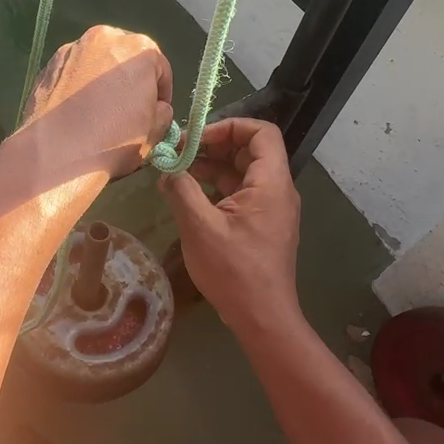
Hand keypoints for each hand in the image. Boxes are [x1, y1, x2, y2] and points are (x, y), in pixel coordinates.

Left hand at [18, 26, 172, 180]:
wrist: (55, 155)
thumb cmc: (113, 141)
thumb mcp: (155, 131)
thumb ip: (162, 110)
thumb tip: (155, 107)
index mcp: (138, 48)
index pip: (160, 69)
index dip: (161, 94)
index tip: (155, 114)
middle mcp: (103, 38)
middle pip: (125, 59)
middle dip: (128, 81)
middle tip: (126, 111)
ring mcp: (69, 50)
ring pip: (95, 64)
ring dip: (101, 81)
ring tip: (98, 112)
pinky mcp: (45, 67)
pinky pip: (71, 75)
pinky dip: (77, 88)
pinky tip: (75, 113)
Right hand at [157, 118, 304, 339]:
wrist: (262, 318)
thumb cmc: (234, 271)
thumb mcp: (199, 227)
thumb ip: (181, 190)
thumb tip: (167, 171)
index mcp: (270, 184)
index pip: (260, 132)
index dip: (228, 126)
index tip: (195, 138)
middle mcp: (276, 191)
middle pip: (249, 150)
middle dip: (213, 146)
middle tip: (178, 154)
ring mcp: (270, 210)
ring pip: (243, 172)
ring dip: (211, 167)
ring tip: (177, 173)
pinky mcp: (261, 225)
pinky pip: (240, 193)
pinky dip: (216, 188)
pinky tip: (188, 197)